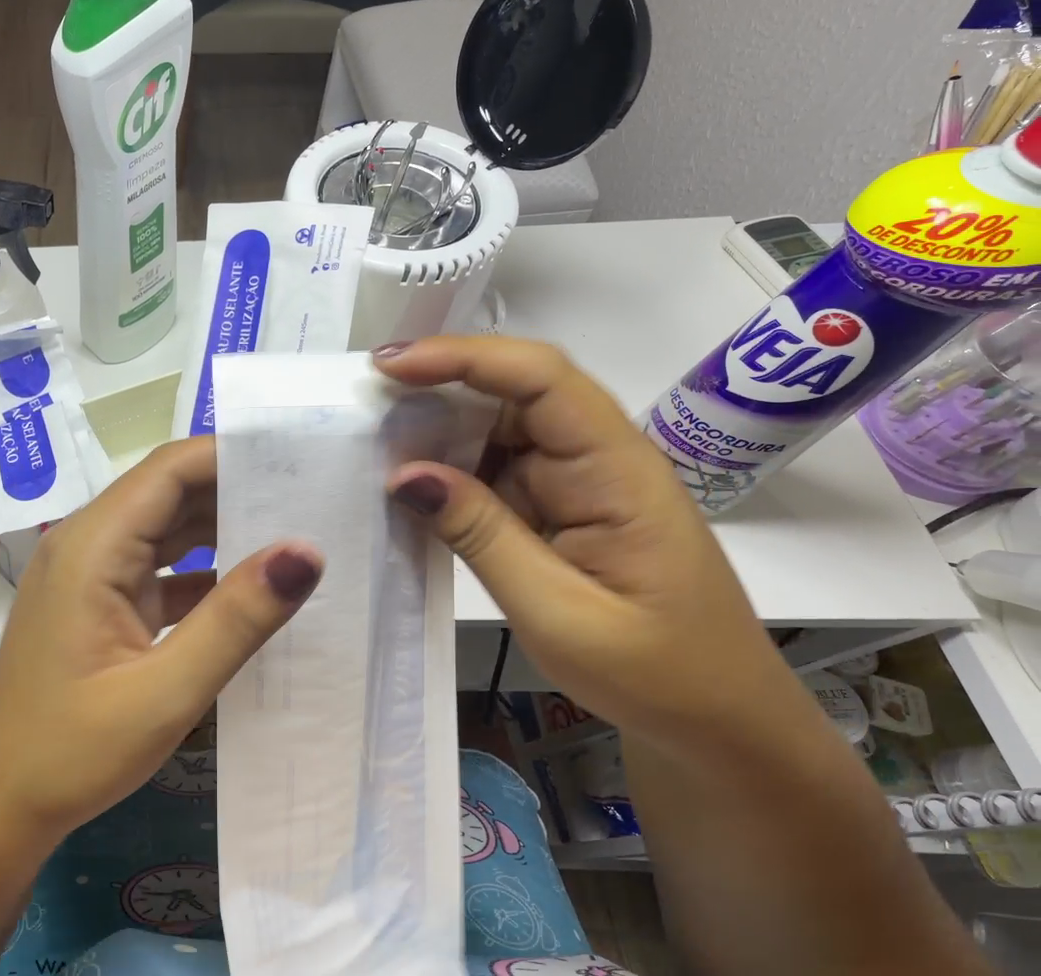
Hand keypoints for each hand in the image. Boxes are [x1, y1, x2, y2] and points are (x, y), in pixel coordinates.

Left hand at [0, 437, 323, 839]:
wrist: (0, 799)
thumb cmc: (73, 750)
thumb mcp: (166, 691)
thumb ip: (236, 619)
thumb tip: (305, 550)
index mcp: (92, 546)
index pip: (169, 469)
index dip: (233, 453)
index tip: (302, 457)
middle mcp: (85, 544)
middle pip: (168, 491)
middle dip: (237, 486)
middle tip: (317, 495)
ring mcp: (88, 574)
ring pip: (163, 528)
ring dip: (222, 528)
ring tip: (298, 531)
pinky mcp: (96, 603)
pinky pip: (155, 568)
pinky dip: (201, 570)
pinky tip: (252, 587)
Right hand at [375, 336, 817, 751]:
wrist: (717, 720)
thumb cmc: (657, 673)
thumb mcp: (558, 612)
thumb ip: (480, 536)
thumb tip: (403, 473)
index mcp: (617, 470)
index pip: (541, 379)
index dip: (463, 358)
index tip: (389, 368)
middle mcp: (597, 459)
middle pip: (514, 393)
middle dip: (437, 386)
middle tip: (360, 403)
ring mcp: (576, 482)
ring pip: (497, 430)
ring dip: (435, 431)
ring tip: (369, 443)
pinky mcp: (558, 506)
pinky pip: (494, 472)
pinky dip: (447, 472)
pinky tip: (405, 485)